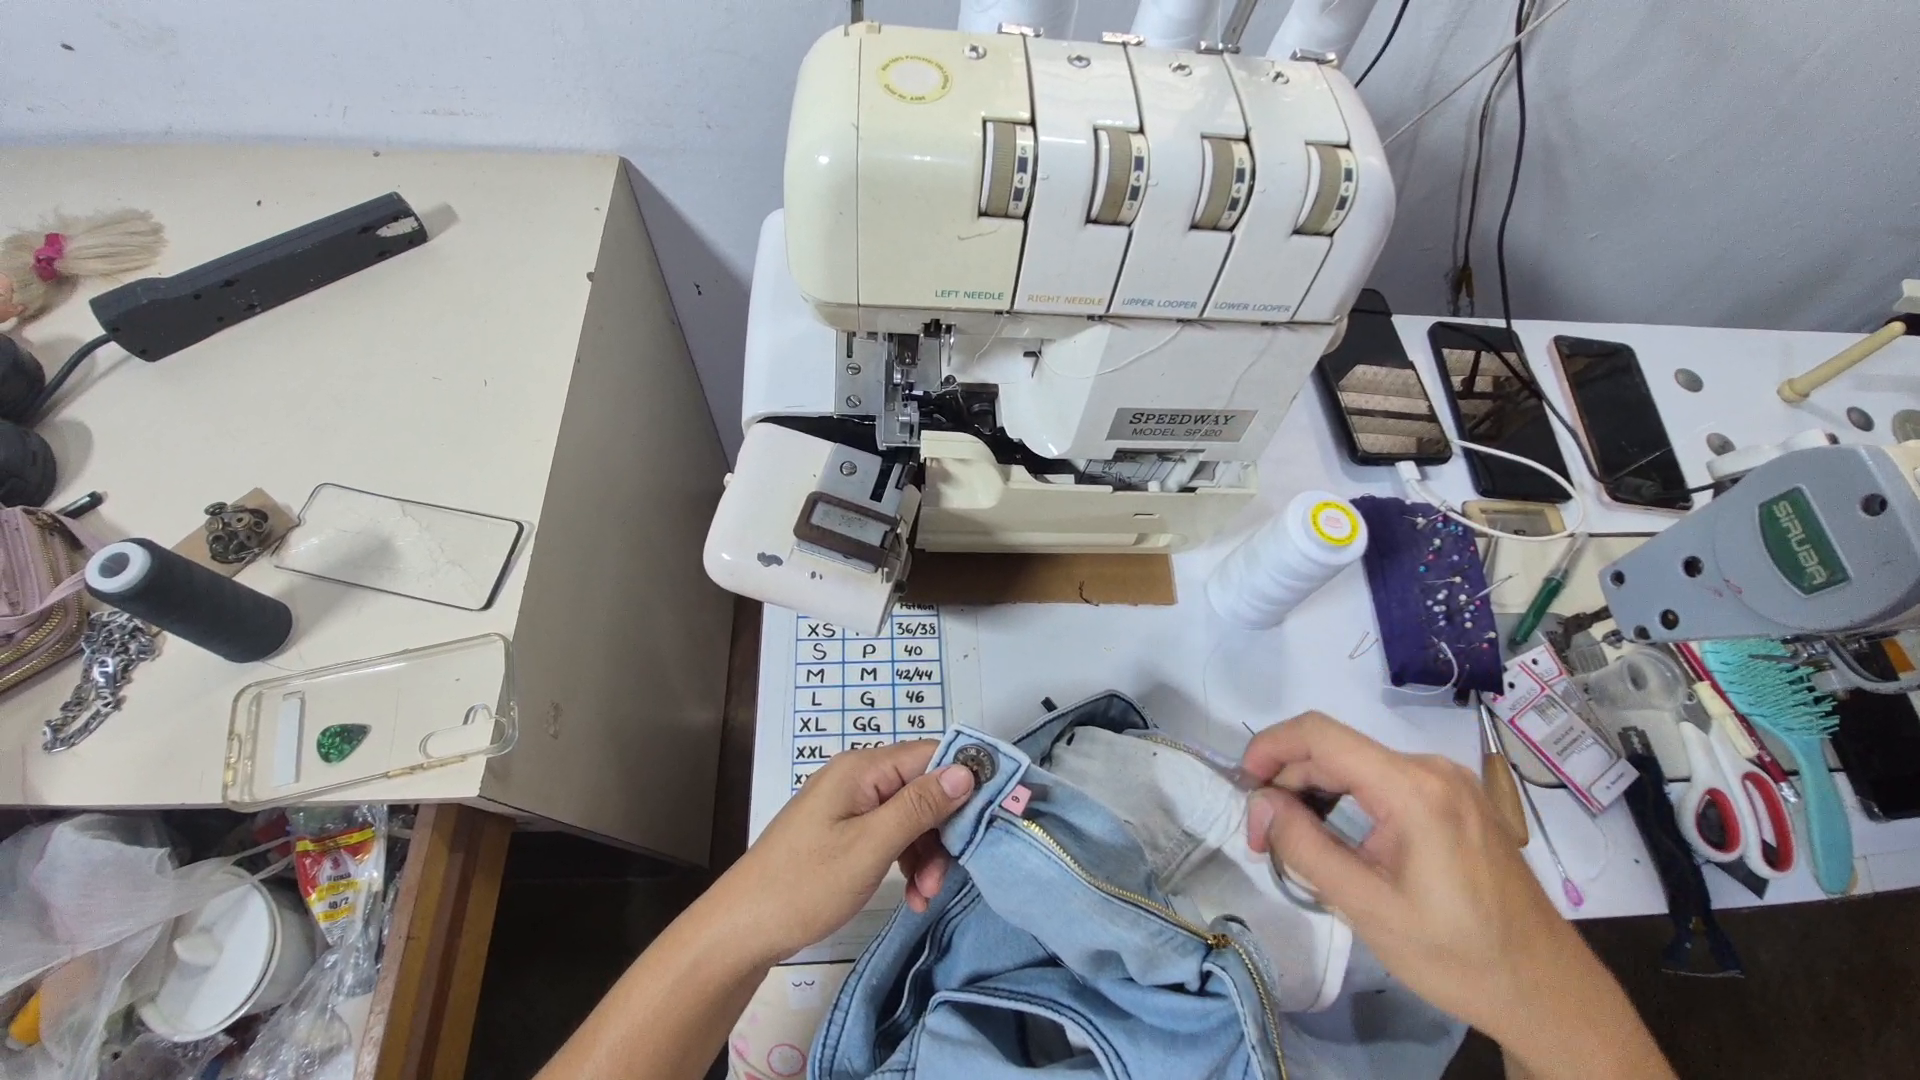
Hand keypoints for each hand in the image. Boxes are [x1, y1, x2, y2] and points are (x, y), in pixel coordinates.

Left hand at [713, 741, 974, 963]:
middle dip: (943, 831)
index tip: (992, 815)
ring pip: (911, 816)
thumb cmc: (804, 884)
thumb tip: (966, 769)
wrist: (742, 929)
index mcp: (862, 769)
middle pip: (923, 789)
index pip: (931, 755)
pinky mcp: (847, 831)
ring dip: (927, 854)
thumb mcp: (870, 847)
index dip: (965, 780)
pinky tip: (912, 895)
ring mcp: (851, 805)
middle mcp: (859, 778)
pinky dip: (907, 862)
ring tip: (925, 895)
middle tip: (946, 875)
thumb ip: (919, 806)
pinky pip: (891, 835)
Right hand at [1239, 713, 1589, 1040]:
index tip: (1242, 787)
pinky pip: (1381, 782)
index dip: (1269, 747)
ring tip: (1292, 840)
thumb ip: (1304, 846)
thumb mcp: (1367, 907)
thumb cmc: (1457, 955)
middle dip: (1286, 783)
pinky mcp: (1453, 800)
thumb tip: (1258, 802)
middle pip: (1334, 750)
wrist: (1549, 993)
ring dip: (1313, 793)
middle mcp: (1430, 769)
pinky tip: (1332, 836)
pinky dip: (1344, 800)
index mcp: (1413, 788)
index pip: (1320, 734)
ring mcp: (1446, 782)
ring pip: (1354, 765)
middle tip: (1263, 838)